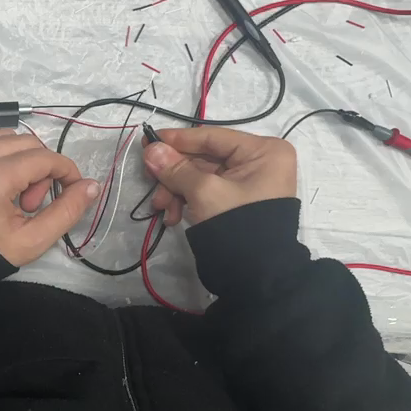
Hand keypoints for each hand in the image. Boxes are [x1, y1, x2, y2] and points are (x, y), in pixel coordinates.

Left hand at [0, 130, 100, 265]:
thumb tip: (91, 185)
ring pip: (2, 137)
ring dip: (17, 159)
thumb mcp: (32, 241)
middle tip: (30, 203)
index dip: (65, 172)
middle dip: (39, 169)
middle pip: (26, 143)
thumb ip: (66, 211)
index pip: (45, 158)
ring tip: (9, 194)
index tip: (70, 188)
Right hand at [143, 127, 296, 224]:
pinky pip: (205, 191)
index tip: (148, 140)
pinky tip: (173, 217)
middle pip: (203, 158)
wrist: (255, 274)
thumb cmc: (236, 222)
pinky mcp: (236, 200)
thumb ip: (176, 168)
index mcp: (263, 151)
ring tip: (162, 209)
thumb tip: (150, 149)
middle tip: (149, 181)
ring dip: (176, 191)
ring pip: (200, 176)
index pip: (212, 137)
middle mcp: (259, 161)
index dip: (178, 139)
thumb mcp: (204, 192)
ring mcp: (248, 182)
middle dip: (174, 175)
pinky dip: (186, 201)